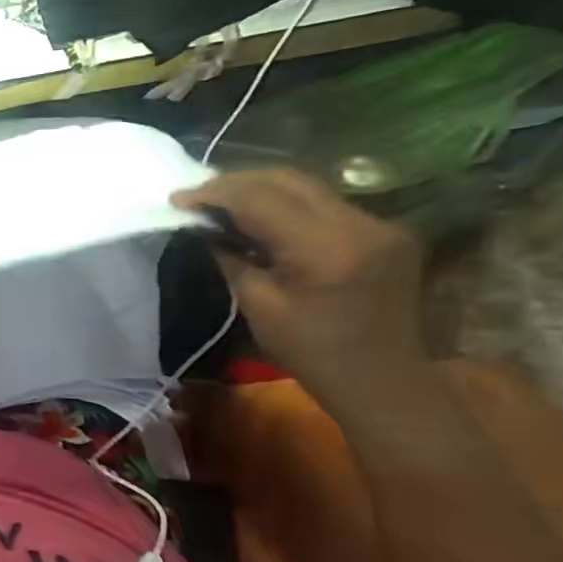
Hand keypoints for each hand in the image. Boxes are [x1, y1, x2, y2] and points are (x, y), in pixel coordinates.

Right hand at [172, 169, 429, 393]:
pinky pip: (324, 204)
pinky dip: (287, 204)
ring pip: (306, 186)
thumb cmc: (312, 353)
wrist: (384, 381)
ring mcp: (378, 224)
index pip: (260, 198)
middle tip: (197, 196)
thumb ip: (231, 257)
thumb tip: (206, 228)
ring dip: (260, 189)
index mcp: (325, 248)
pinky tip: (262, 217)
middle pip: (287, 180)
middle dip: (236, 183)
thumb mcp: (258, 305)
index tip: (178, 199)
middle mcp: (358, 224)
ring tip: (223, 202)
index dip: (214, 193)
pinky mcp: (384, 231)